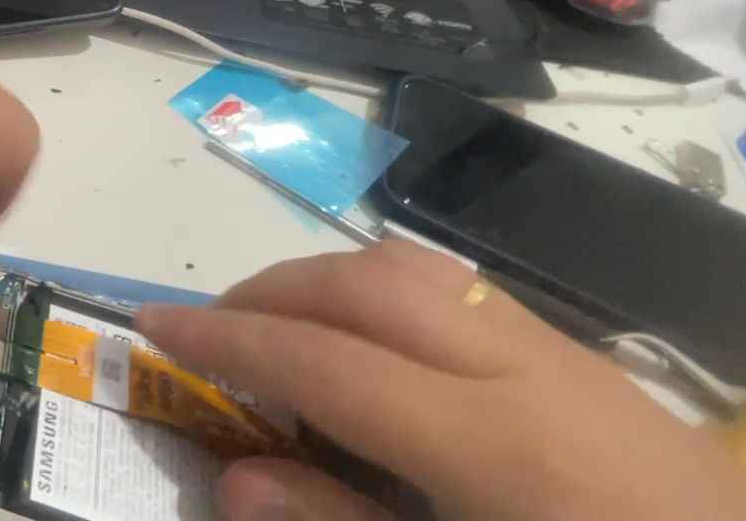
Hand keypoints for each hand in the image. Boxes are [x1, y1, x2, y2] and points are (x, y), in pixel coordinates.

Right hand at [133, 242, 745, 520]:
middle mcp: (533, 376)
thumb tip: (234, 478)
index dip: (223, 340)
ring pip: (408, 268)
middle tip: (210, 330)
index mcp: (506, 452)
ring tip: (276, 323)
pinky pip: (455, 288)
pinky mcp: (592, 365)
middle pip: (360, 285)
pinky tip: (367, 338)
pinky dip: (379, 290)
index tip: (152, 324)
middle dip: (265, 293)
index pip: (322, 361)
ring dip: (319, 280)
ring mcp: (570, 360)